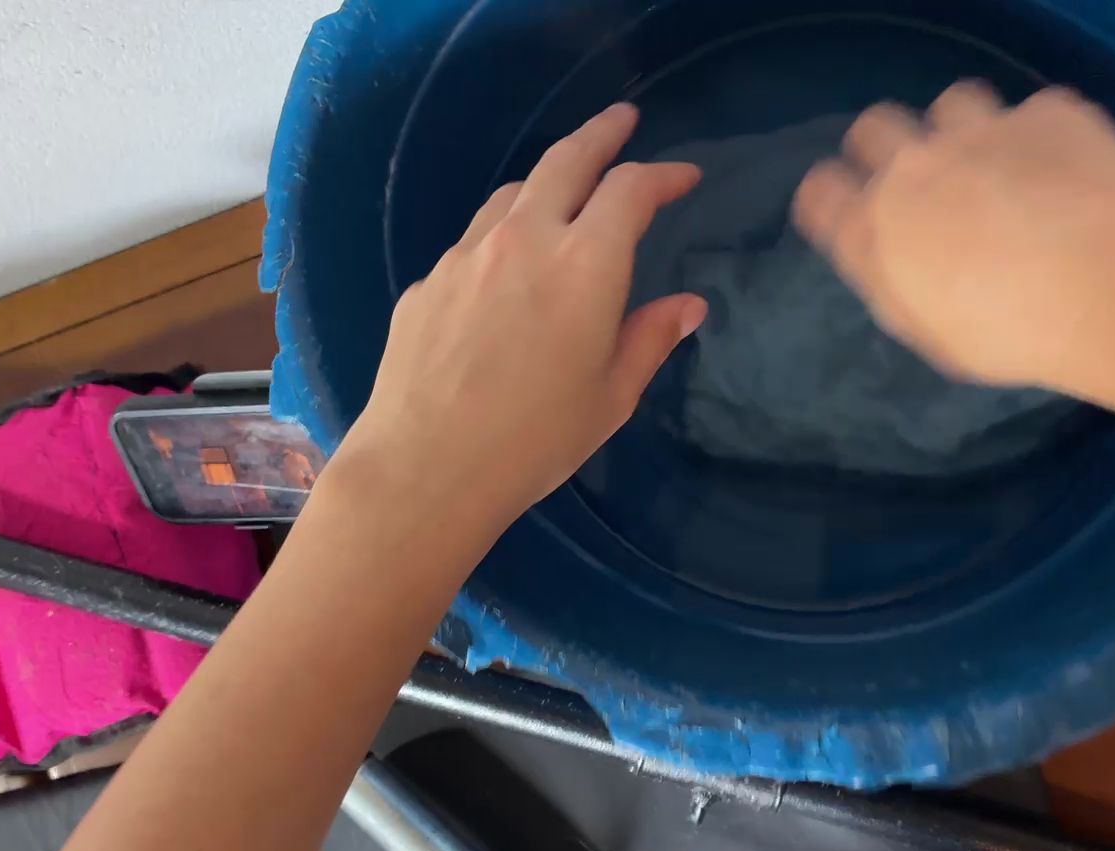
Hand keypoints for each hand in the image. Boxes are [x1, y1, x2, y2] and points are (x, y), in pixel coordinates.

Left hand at [335, 102, 706, 540]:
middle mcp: (523, 240)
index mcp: (585, 265)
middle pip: (566, 160)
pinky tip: (501, 274)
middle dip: (602, 134)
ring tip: (562, 195)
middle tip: (621, 121)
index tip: (682, 178)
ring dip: (545, 184)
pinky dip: (500, 239)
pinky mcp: (427, 283)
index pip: (631, 191)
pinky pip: (472, 244)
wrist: (427, 466)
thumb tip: (687, 306)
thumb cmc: (534, 443)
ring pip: (511, 196)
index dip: (663, 175)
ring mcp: (466, 257)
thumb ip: (649, 340)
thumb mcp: (609, 399)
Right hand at [792, 81, 1114, 388]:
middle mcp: (911, 172)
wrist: (1106, 283)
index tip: (840, 206)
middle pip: (872, 128)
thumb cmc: (1002, 334)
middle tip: (908, 173)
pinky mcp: (1046, 112)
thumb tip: (902, 261)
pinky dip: (1036, 134)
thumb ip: (900, 281)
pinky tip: (1056, 164)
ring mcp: (978, 134)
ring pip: (948, 103)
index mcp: (871, 234)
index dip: (827, 196)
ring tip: (985, 159)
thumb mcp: (925, 327)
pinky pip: (1029, 110)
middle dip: (881, 144)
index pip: (819, 194)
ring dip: (958, 129)